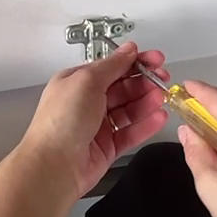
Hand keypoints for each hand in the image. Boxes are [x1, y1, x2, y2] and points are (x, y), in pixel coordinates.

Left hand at [16, 42, 169, 199]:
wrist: (53, 166)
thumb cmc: (59, 123)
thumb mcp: (87, 81)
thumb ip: (112, 65)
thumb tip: (128, 50)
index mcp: (76, 82)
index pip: (111, 67)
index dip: (135, 62)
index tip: (155, 59)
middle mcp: (86, 102)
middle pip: (123, 88)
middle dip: (144, 81)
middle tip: (162, 79)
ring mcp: (97, 125)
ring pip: (129, 110)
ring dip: (147, 102)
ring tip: (161, 97)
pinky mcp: (107, 147)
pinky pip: (131, 132)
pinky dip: (146, 125)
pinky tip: (158, 117)